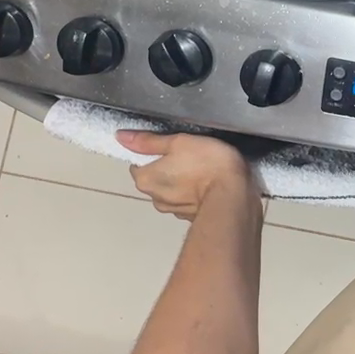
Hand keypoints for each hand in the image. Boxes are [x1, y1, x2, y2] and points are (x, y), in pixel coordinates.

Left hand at [117, 131, 258, 221]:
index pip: (139, 164)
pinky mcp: (190, 218)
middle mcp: (153, 198)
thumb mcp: (179, 142)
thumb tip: (120, 136)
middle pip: (155, 179)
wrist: (234, 196)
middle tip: (190, 158)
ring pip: (171, 192)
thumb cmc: (206, 163)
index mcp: (145, 179)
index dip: (154, 154)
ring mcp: (172, 211)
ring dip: (181, 184)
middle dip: (167, 170)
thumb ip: (150, 141)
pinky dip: (194, 195)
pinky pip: (187, 202)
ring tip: (203, 173)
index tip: (173, 149)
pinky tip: (209, 187)